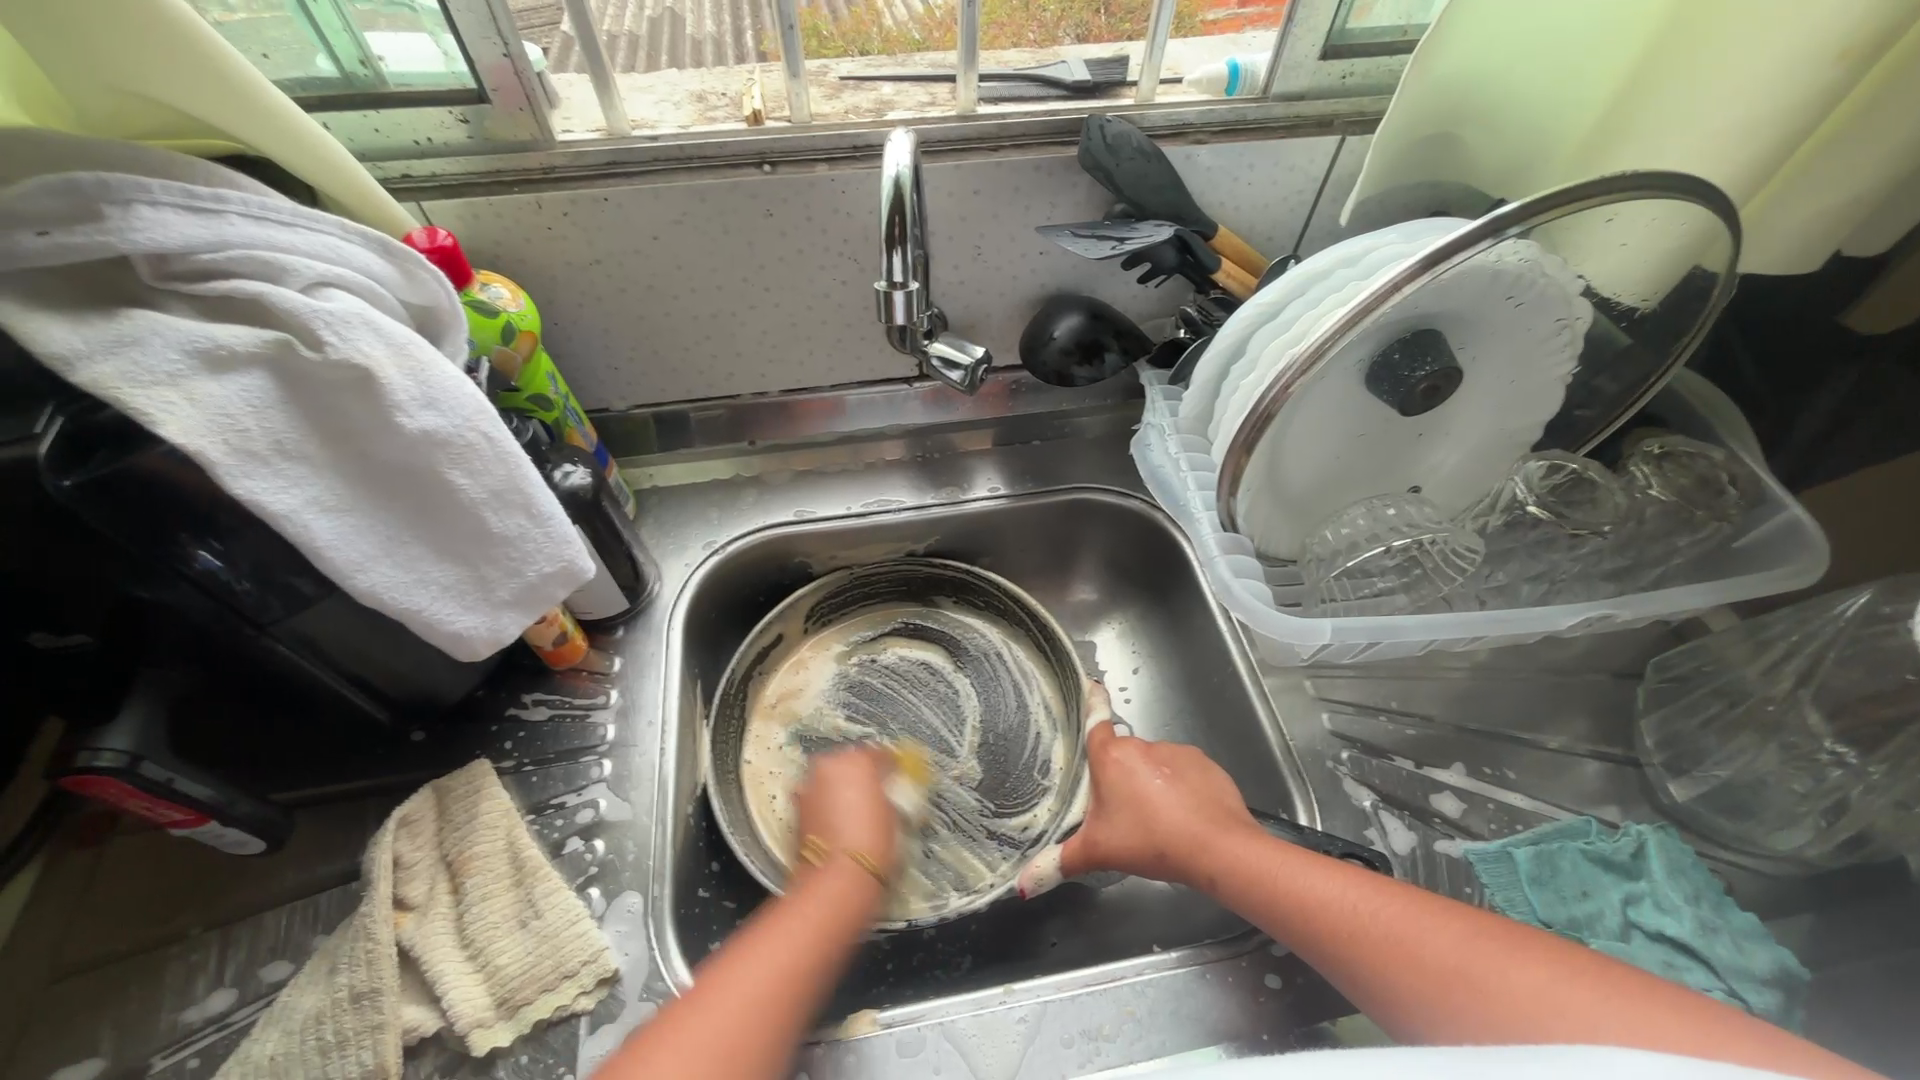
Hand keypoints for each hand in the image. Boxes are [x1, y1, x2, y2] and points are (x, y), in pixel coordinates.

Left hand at [794, 745, 898, 877]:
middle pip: (850, 761)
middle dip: (861, 773)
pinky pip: (818, 794)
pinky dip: (827, 800)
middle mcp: (830, 763)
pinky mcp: (797, 804)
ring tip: (854, 807)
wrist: (836, 876)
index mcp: (858, 760)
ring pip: (831, 777)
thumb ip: (887, 792)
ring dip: (841, 786)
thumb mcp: (894, 812)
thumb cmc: (874, 841)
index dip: (889, 765)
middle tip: (874, 791)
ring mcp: (810, 782)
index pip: (879, 753)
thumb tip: (884, 790)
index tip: (895, 776)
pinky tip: (838, 819)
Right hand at [1046, 683, 1260, 891]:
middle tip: (1121, 812)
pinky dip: (1180, 788)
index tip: (1089, 688)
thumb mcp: (1098, 853)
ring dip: (1151, 783)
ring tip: (1157, 820)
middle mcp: (1142, 745)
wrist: (1218, 848)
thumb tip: (1022, 885)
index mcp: (1111, 756)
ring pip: (1153, 764)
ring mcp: (1177, 751)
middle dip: (1120, 777)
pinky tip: (1184, 816)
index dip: (1089, 707)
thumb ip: (1060, 862)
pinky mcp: (1206, 763)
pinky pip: (1183, 772)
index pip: (1094, 721)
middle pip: (1122, 754)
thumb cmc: (1150, 842)